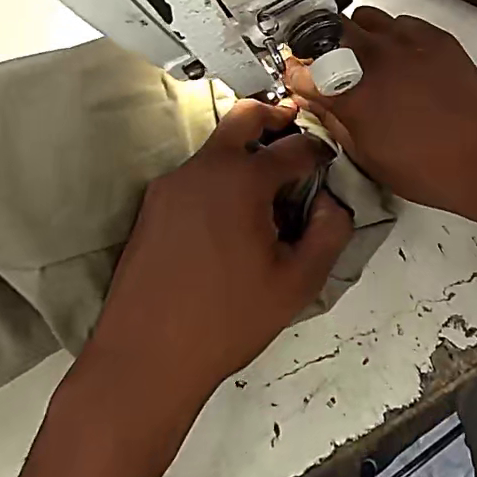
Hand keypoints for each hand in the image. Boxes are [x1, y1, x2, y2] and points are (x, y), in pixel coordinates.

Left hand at [82, 100, 352, 402]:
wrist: (144, 358)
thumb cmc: (223, 322)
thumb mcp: (298, 281)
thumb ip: (329, 231)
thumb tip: (332, 203)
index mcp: (241, 182)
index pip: (294, 146)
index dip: (320, 149)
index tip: (330, 160)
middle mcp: (202, 172)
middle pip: (245, 118)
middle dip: (277, 118)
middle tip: (298, 133)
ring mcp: (171, 186)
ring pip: (218, 147)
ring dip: (248, 152)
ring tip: (271, 190)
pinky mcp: (154, 207)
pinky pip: (197, 175)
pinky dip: (223, 178)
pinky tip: (236, 218)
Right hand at [285, 8, 476, 217]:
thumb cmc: (430, 168)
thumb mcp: (368, 157)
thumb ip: (336, 124)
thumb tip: (319, 105)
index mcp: (350, 94)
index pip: (302, 70)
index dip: (296, 76)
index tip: (300, 80)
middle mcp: (373, 60)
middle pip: (326, 31)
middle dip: (319, 46)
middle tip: (327, 64)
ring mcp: (406, 43)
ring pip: (364, 18)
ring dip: (356, 35)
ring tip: (364, 57)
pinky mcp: (435, 38)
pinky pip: (401, 22)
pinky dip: (393, 35)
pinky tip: (400, 58)